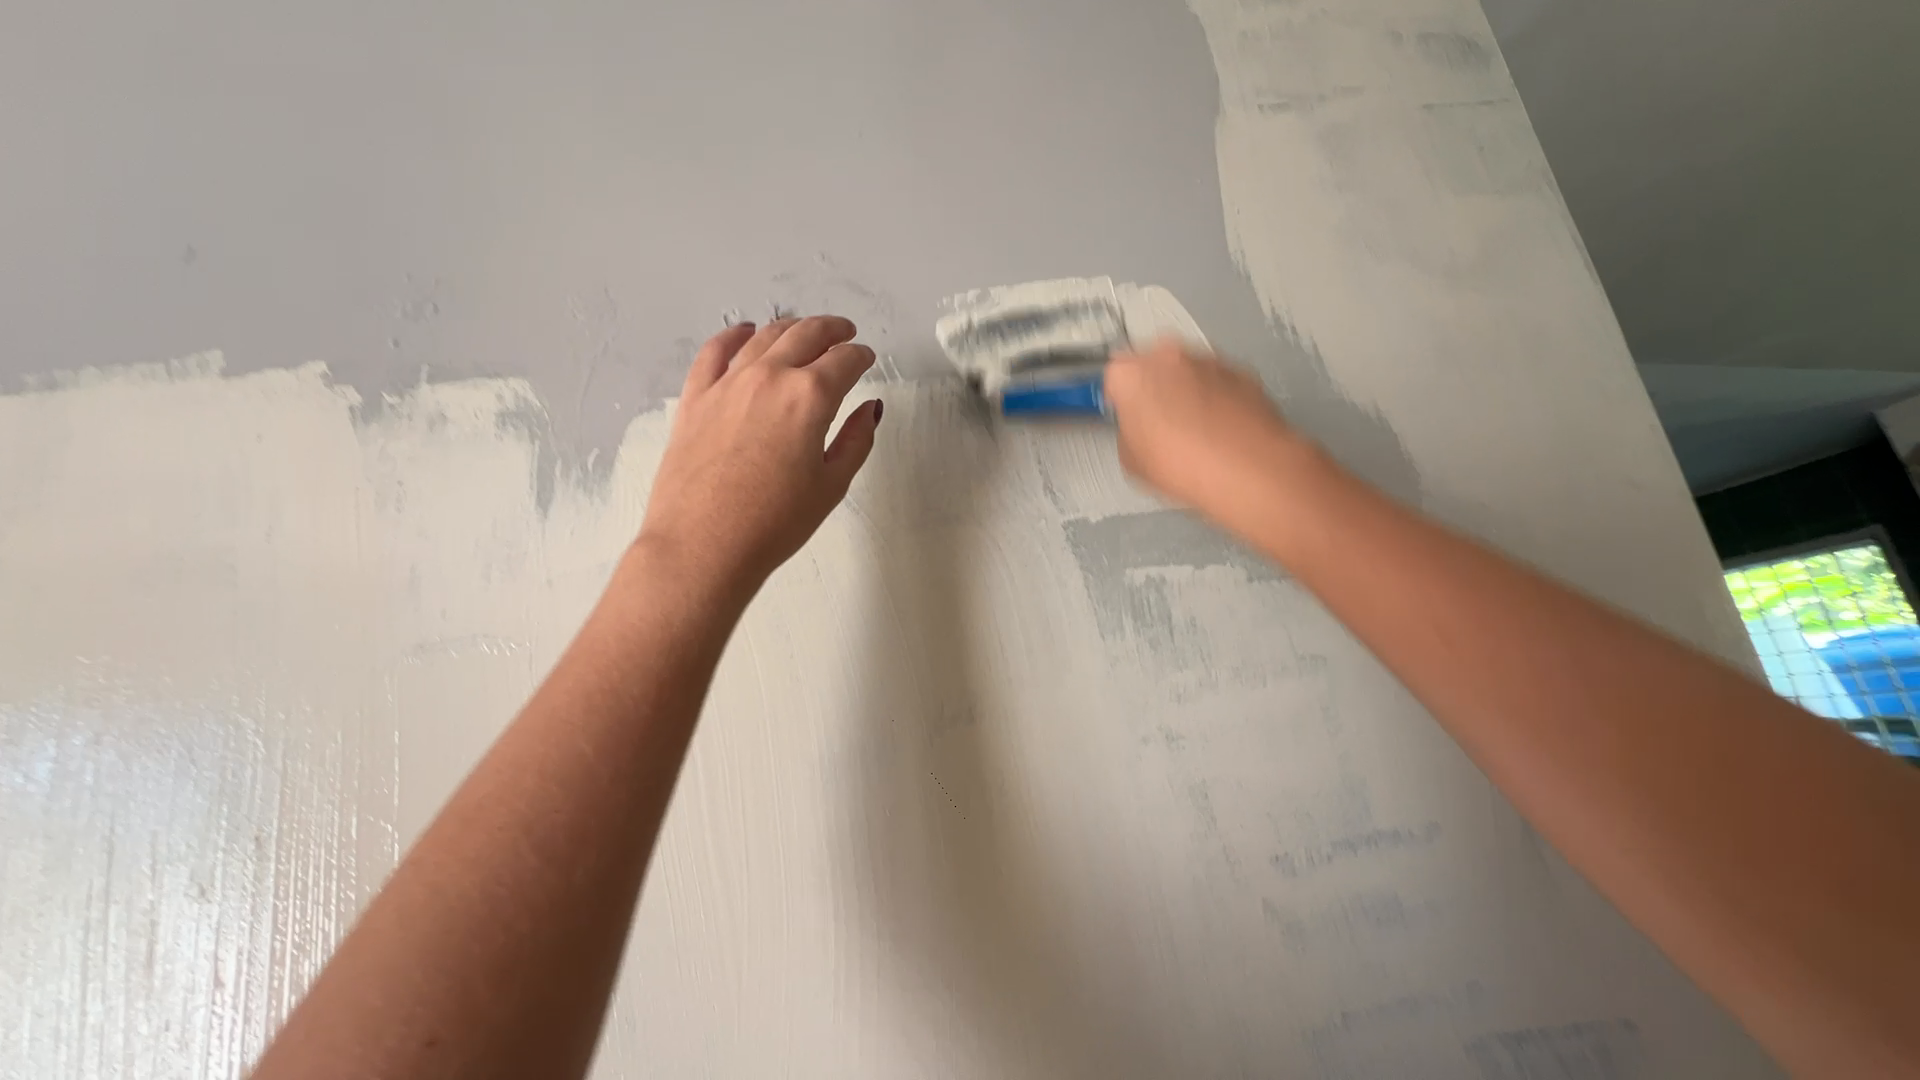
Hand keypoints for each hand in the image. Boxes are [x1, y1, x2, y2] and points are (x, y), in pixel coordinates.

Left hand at [638, 316, 881, 595]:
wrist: (703, 545)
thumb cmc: (774, 523)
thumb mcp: (831, 486)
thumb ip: (856, 440)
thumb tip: (870, 409)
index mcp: (810, 396)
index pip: (844, 361)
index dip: (861, 357)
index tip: (867, 358)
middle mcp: (770, 377)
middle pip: (806, 335)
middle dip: (831, 330)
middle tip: (844, 333)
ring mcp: (728, 383)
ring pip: (763, 337)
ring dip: (790, 328)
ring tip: (803, 332)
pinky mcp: (695, 397)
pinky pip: (715, 351)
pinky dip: (733, 335)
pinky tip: (743, 333)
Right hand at [1104, 338, 1303, 516]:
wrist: (1247, 469)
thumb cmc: (1184, 465)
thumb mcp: (1132, 461)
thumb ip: (1129, 433)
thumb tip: (1139, 432)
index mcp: (1131, 373)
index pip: (1114, 376)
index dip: (1120, 398)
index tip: (1127, 415)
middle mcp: (1169, 356)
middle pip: (1152, 364)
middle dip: (1154, 386)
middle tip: (1160, 422)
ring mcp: (1209, 360)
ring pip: (1188, 370)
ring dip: (1187, 390)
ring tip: (1194, 429)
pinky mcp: (1242, 372)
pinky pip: (1219, 381)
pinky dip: (1217, 397)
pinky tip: (1219, 429)